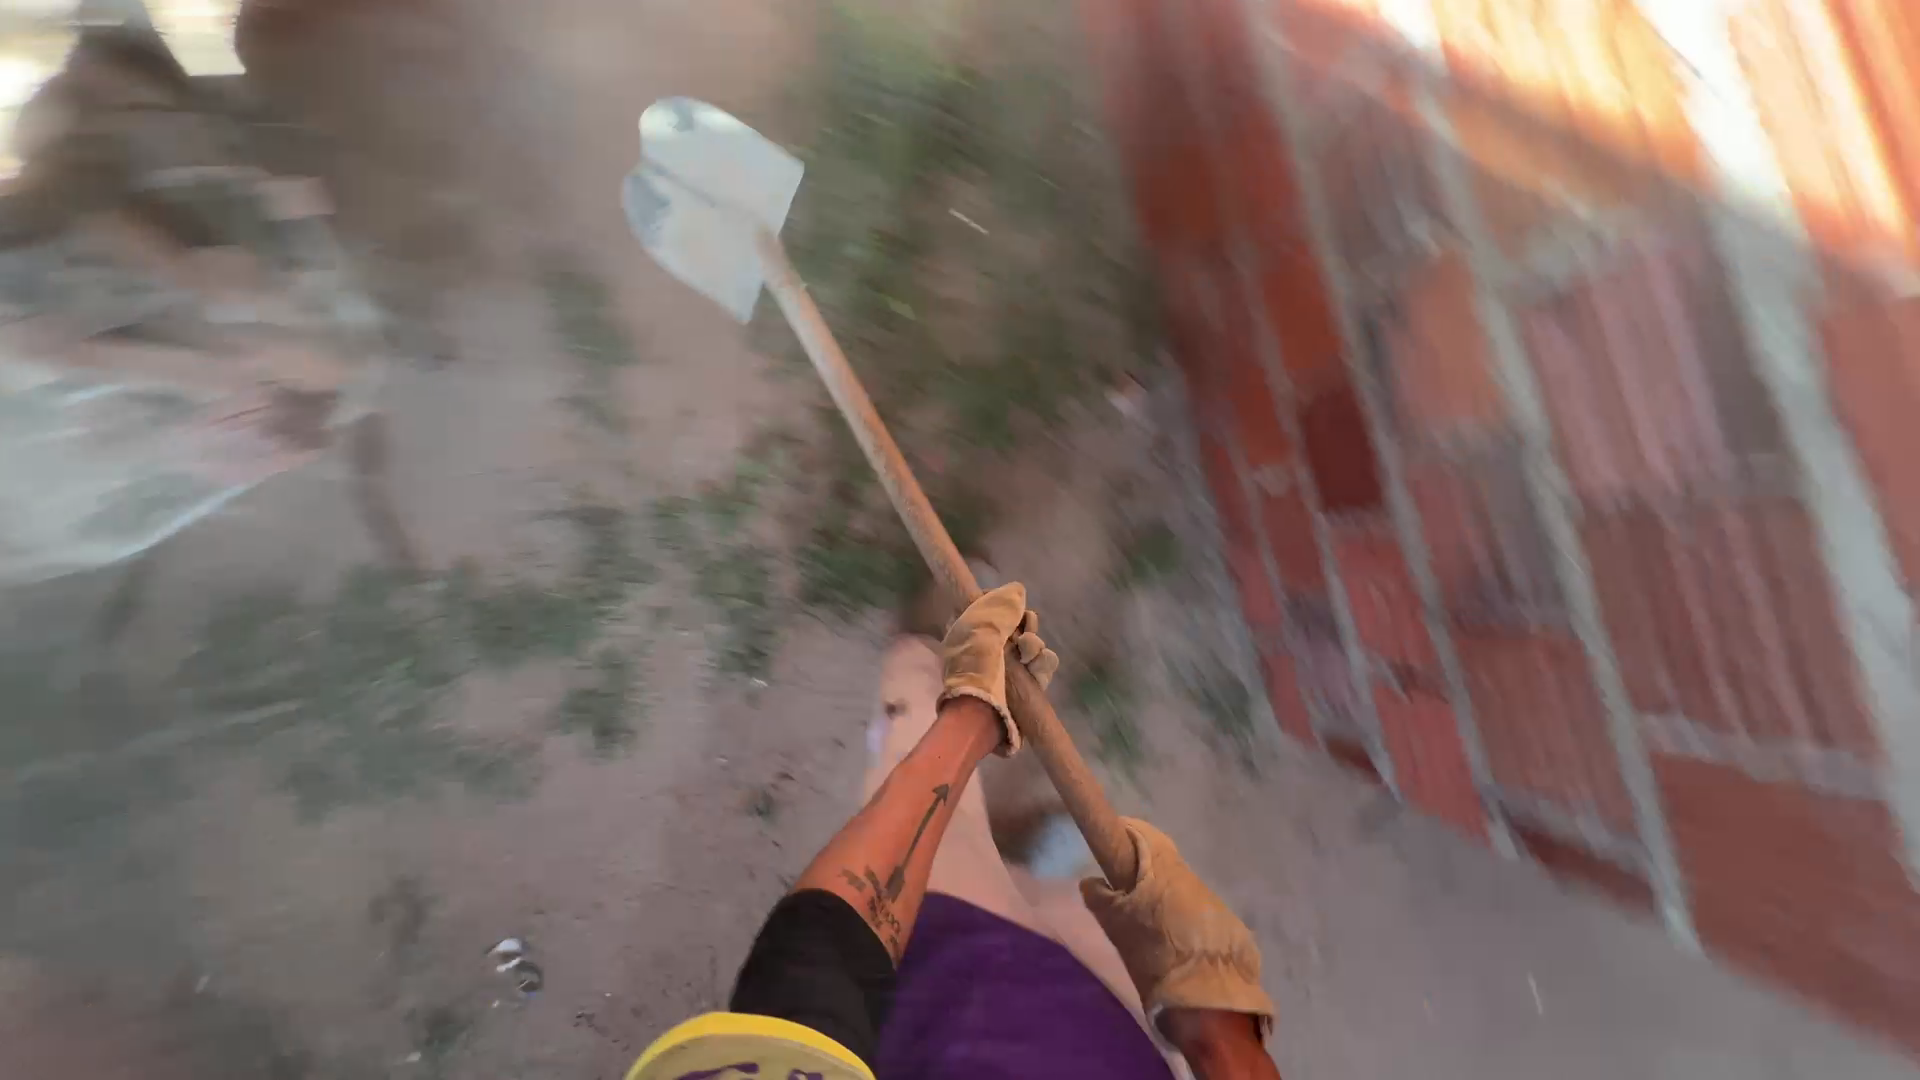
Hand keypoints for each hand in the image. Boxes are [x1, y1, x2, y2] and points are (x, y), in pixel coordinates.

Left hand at [937, 582, 1058, 755]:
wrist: (983, 710)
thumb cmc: (975, 663)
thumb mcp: (983, 623)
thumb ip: (1003, 603)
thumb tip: (1017, 590)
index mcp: (969, 630)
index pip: (991, 606)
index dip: (1004, 603)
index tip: (1010, 605)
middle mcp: (988, 647)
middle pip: (1018, 623)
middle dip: (1026, 624)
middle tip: (1020, 634)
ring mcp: (1008, 668)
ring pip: (1034, 643)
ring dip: (1034, 645)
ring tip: (1025, 654)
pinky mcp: (1027, 686)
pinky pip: (1043, 664)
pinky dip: (1043, 663)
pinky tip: (1034, 667)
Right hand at [1080, 818, 1274, 1027]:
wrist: (1209, 999)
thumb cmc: (1156, 953)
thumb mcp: (1116, 926)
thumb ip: (1100, 897)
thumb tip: (1091, 881)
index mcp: (1160, 863)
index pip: (1137, 829)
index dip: (1120, 833)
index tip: (1107, 847)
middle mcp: (1187, 871)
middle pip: (1158, 855)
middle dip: (1139, 866)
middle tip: (1120, 890)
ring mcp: (1209, 895)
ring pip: (1175, 881)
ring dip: (1159, 891)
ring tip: (1145, 920)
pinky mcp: (1225, 921)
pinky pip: (1194, 905)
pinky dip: (1179, 913)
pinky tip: (1170, 938)